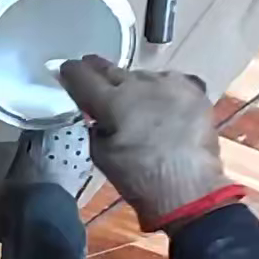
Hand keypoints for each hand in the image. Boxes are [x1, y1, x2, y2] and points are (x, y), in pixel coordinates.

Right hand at [58, 56, 242, 230]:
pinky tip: (160, 99)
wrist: (188, 189)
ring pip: (141, 75)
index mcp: (113, 102)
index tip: (64, 70)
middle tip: (87, 69)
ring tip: (128, 95)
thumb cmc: (138, 178)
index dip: (71, 72)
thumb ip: (94, 128)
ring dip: (131, 83)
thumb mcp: (101, 155)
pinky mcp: (194, 90)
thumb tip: (96, 115)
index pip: (84, 78)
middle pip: (112, 69)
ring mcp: (170, 84)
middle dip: (97, 70)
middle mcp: (140, 84)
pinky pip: (169, 81)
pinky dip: (159, 88)